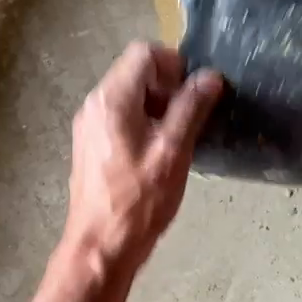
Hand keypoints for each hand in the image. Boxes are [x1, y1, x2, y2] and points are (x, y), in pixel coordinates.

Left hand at [65, 42, 222, 271]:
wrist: (100, 249)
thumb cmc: (139, 200)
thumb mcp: (174, 150)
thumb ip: (192, 107)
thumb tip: (211, 76)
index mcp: (112, 99)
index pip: (145, 53)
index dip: (175, 65)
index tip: (193, 95)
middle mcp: (95, 104)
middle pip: (137, 70)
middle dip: (170, 85)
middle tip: (190, 118)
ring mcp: (90, 124)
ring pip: (132, 93)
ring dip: (160, 104)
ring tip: (178, 137)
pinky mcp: (93, 143)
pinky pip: (124, 114)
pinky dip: (146, 121)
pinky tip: (161, 152)